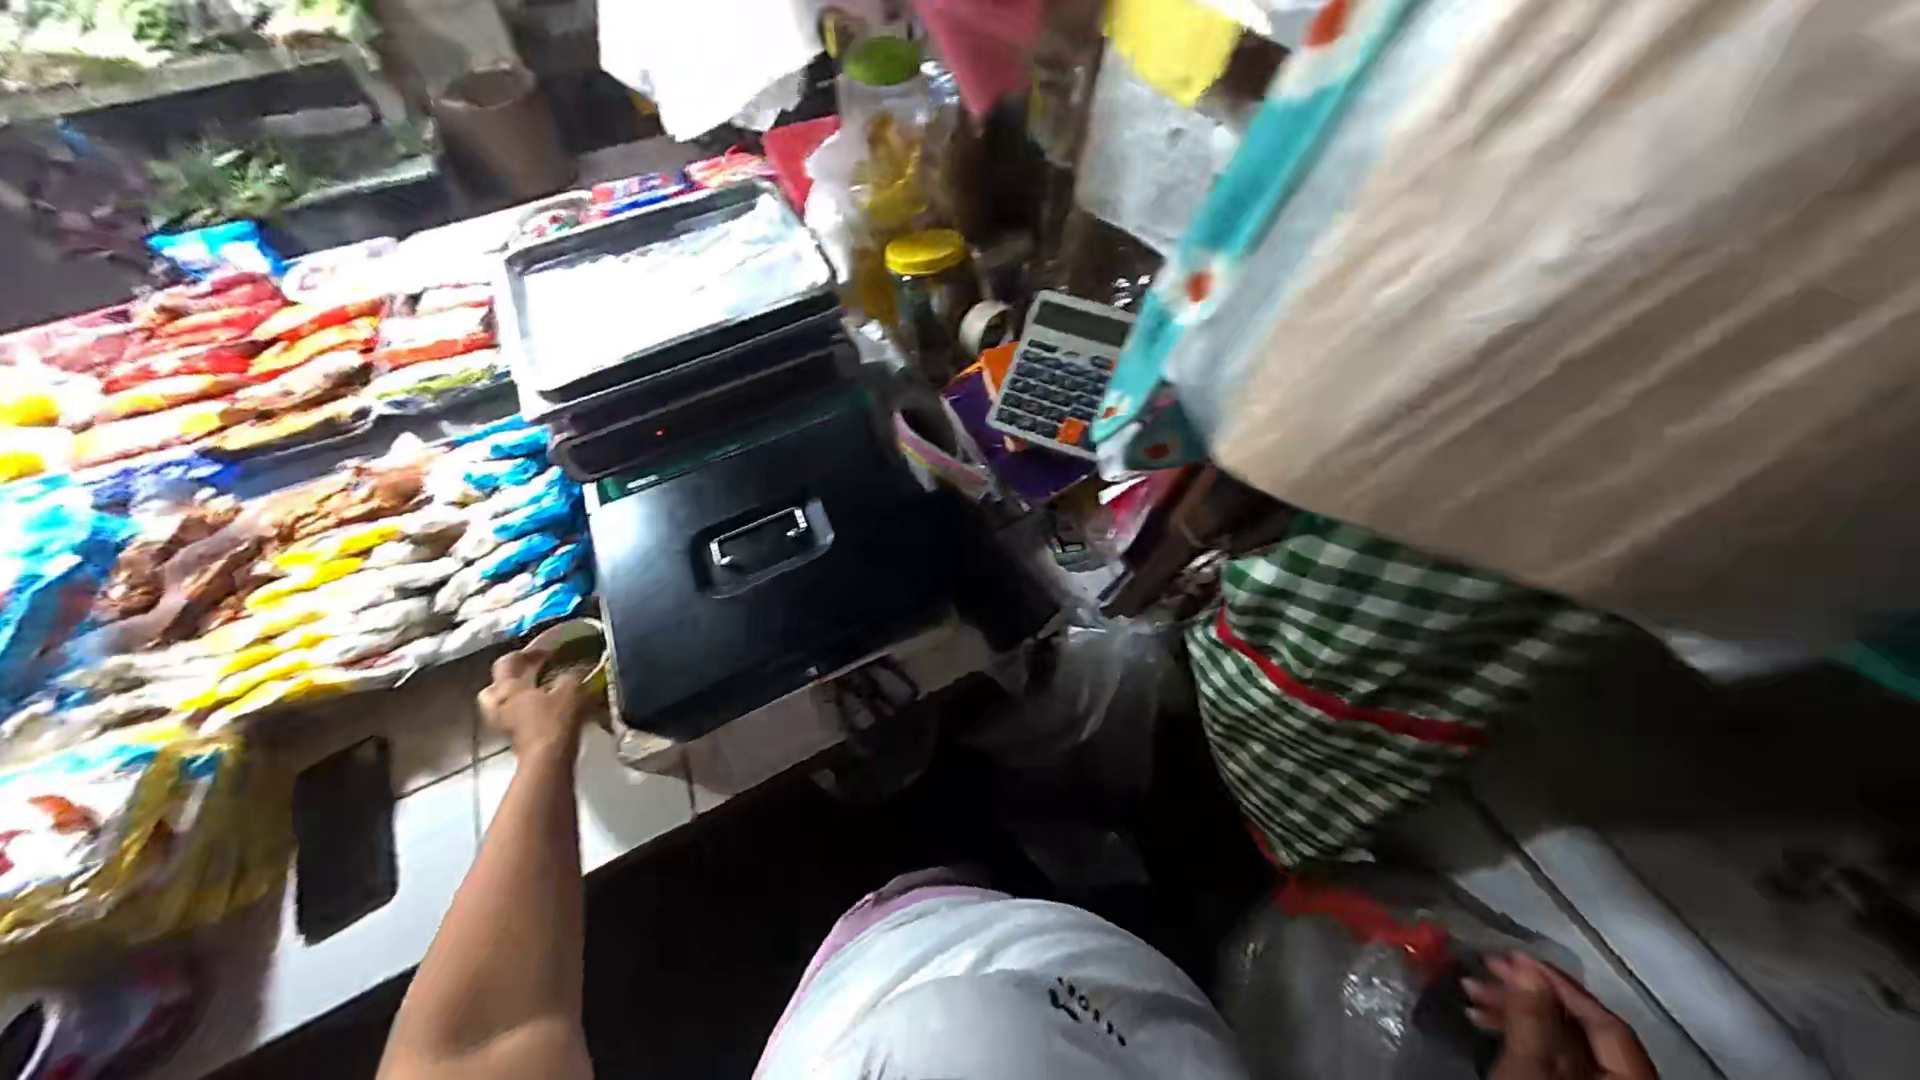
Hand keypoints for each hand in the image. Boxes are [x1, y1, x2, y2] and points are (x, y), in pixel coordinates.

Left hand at [478, 649, 584, 758]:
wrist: (549, 758)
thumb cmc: (555, 719)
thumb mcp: (571, 689)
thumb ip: (569, 677)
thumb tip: (569, 674)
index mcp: (509, 687)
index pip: (508, 662)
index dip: (526, 653)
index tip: (544, 652)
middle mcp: (500, 704)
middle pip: (493, 687)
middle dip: (508, 680)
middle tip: (527, 676)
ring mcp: (504, 723)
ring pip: (502, 705)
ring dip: (515, 698)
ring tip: (536, 694)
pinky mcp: (514, 738)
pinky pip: (514, 719)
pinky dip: (525, 713)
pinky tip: (544, 711)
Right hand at [1465, 952, 1658, 1079]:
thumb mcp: (1529, 1070)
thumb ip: (1532, 1019)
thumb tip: (1527, 966)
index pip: (1607, 1025)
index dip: (1561, 986)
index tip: (1513, 957)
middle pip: (1582, 1031)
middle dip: (1528, 995)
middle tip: (1484, 968)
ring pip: (1562, 1041)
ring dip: (1514, 1010)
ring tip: (1469, 992)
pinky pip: (1551, 1057)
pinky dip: (1517, 1034)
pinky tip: (1482, 1019)